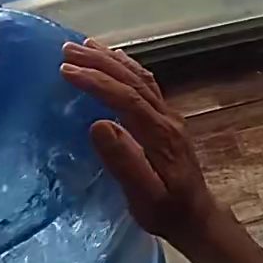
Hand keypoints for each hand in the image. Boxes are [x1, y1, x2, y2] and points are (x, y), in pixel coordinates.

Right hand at [61, 39, 233, 251]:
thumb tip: (99, 126)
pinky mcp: (166, 121)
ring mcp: (169, 117)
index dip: (98, 82)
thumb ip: (124, 162)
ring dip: (113, 60)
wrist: (197, 216)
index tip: (66, 70)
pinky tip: (113, 63)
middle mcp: (167, 119)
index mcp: (160, 135)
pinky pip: (145, 86)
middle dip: (100, 62)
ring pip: (141, 79)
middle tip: (67, 48)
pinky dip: (126, 69)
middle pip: (134, 81)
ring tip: (85, 45)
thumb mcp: (144, 197)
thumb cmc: (166, 211)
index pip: (128, 98)